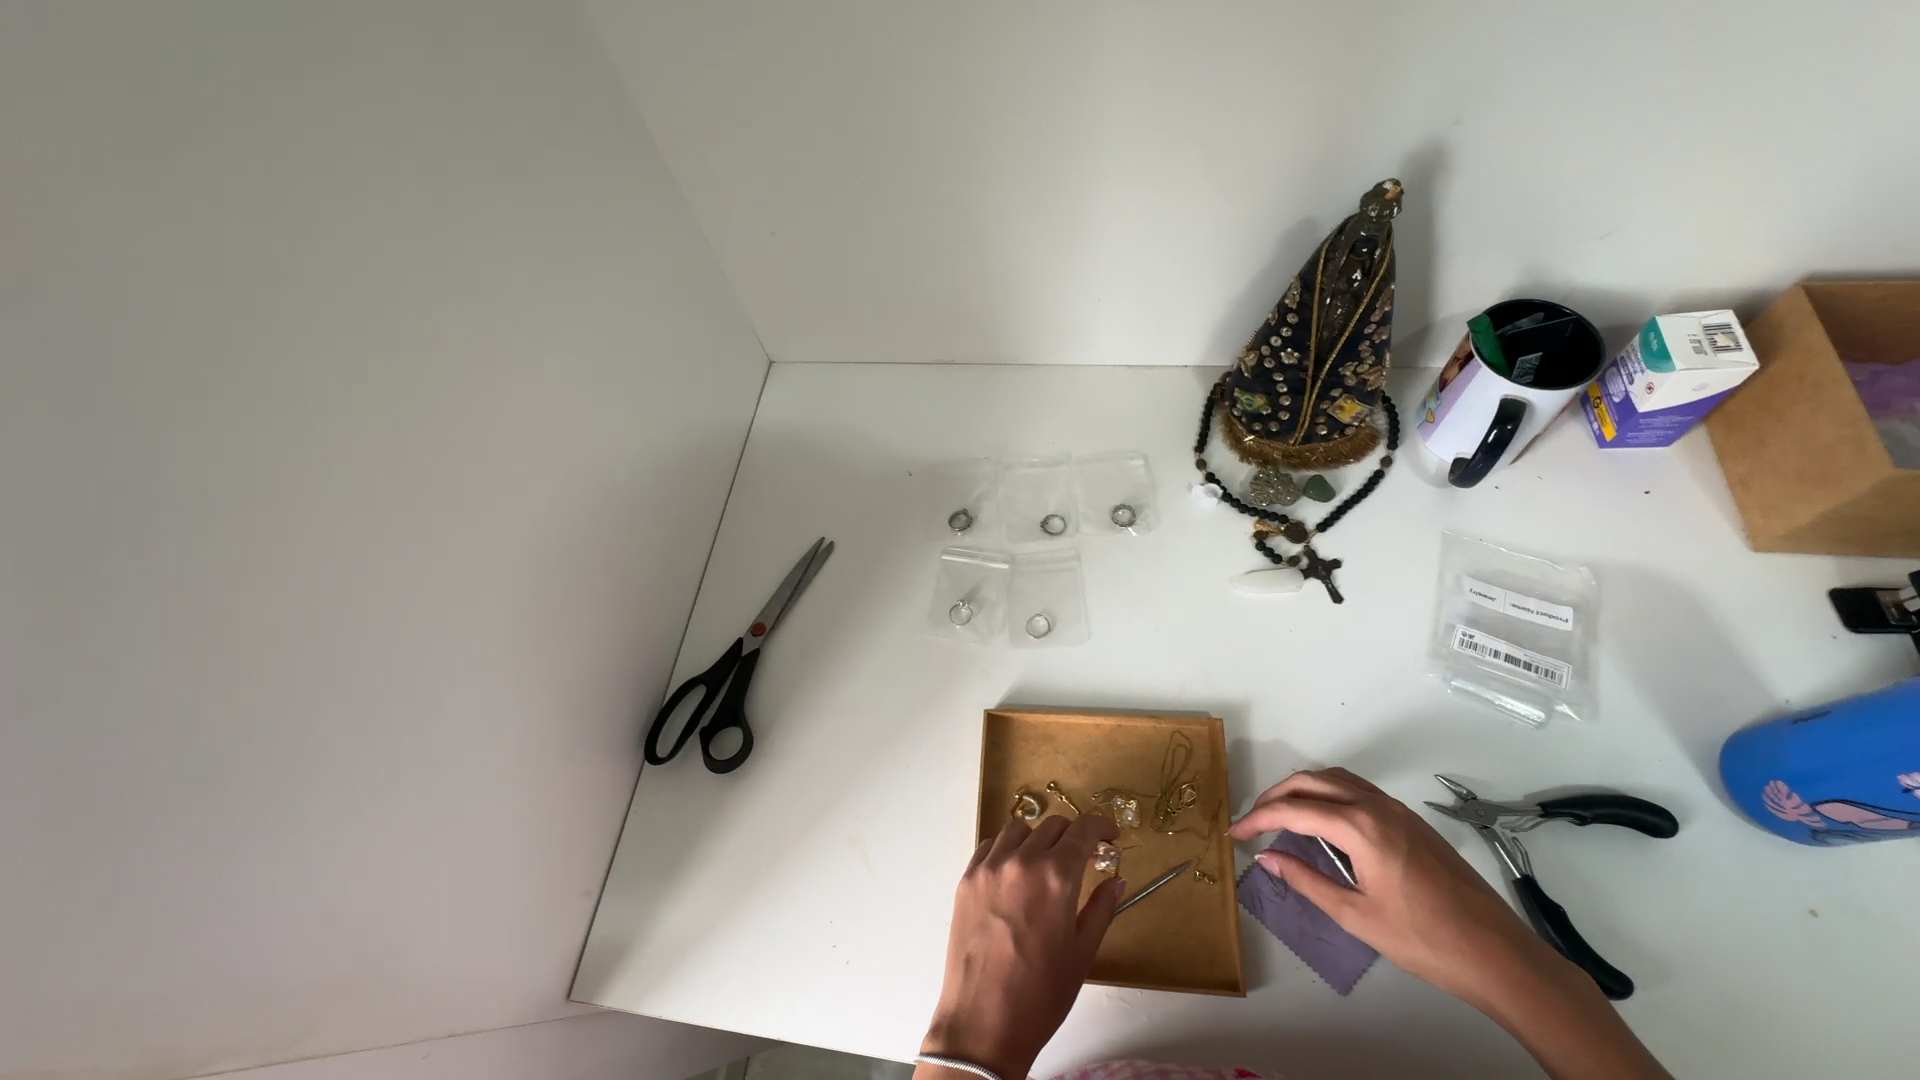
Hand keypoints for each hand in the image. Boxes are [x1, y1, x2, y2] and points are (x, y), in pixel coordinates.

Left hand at [920, 814, 1123, 1079]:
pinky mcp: (966, 880)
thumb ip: (1101, 908)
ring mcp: (989, 868)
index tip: (1110, 836)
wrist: (983, 1022)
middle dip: (1074, 836)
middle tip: (1083, 857)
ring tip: (1047, 863)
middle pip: (1054, 825)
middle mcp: (1022, 861)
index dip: (1102, 826)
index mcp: (1057, 876)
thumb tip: (1116, 881)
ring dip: (1039, 838)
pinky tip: (1015, 873)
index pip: (1083, 830)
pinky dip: (1008, 849)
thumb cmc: (1041, 994)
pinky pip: (990, 847)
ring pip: (1019, 829)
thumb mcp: (1082, 952)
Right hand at [1228, 768, 1549, 1006]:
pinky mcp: (1411, 821)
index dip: (1258, 820)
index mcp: (1360, 827)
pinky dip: (1329, 795)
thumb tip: (1268, 858)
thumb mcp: (1356, 915)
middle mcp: (1377, 806)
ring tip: (1281, 816)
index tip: (1235, 833)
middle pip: (1312, 782)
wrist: (1497, 953)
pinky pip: (1358, 790)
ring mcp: (1398, 810)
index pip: (1294, 810)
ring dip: (1302, 790)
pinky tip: (1323, 822)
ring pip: (1336, 780)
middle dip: (1275, 796)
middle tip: (1253, 821)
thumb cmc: (1424, 940)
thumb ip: (1307, 880)